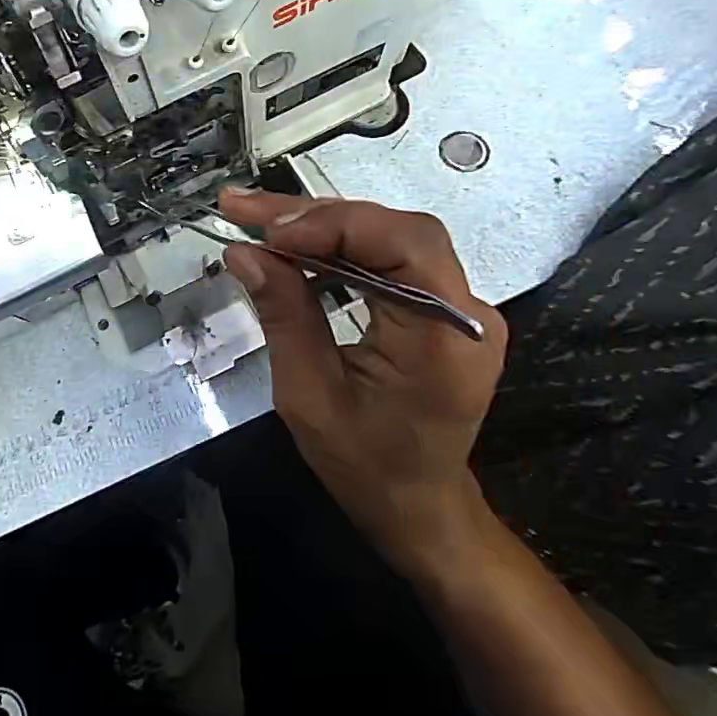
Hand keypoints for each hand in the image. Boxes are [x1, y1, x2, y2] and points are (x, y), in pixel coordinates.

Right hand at [218, 189, 506, 574]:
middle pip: (399, 232)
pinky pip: (399, 262)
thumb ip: (285, 315)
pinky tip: (305, 250)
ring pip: (397, 239)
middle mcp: (470, 314)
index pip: (403, 244)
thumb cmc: (365, 466)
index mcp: (445, 340)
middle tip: (248, 212)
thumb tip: (246, 252)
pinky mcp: (451, 310)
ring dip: (329, 228)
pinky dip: (349, 250)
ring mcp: (467, 309)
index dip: (332, 223)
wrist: (418, 503)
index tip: (264, 227)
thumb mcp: (310, 396)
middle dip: (320, 217)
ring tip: (265, 227)